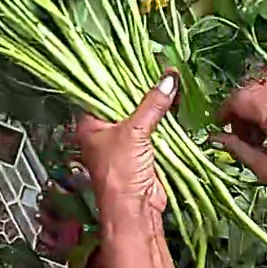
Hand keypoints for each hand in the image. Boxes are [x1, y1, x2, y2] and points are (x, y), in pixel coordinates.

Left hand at [76, 72, 178, 227]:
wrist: (135, 208)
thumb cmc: (121, 172)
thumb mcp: (135, 132)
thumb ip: (152, 105)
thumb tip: (169, 79)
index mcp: (90, 124)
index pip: (101, 91)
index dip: (119, 75)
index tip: (137, 59)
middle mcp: (105, 131)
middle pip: (124, 102)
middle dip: (143, 88)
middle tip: (160, 69)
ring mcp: (125, 141)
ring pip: (142, 116)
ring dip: (156, 104)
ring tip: (172, 81)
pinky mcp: (144, 152)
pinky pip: (155, 130)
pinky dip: (165, 120)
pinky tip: (176, 104)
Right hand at [214, 80, 266, 225]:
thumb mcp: (264, 169)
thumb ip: (238, 148)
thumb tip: (215, 138)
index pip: (244, 99)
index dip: (226, 110)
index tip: (219, 125)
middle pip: (256, 90)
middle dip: (240, 107)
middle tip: (236, 133)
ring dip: (256, 106)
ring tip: (254, 134)